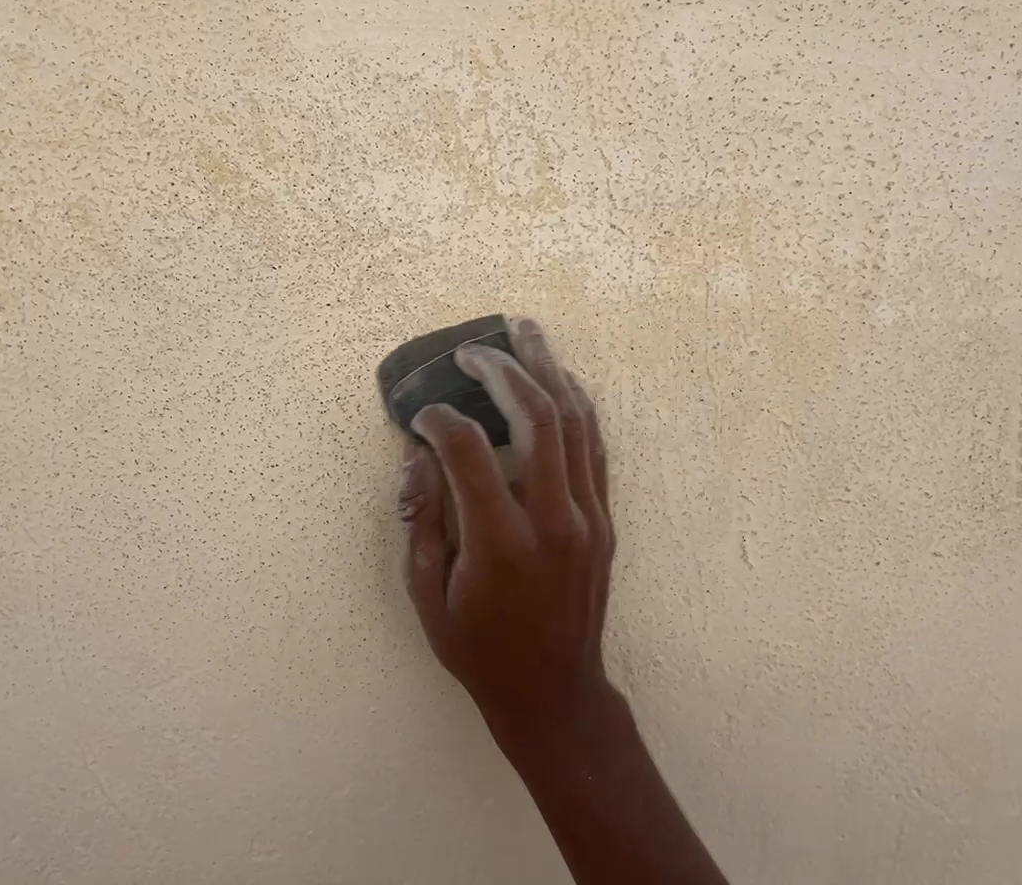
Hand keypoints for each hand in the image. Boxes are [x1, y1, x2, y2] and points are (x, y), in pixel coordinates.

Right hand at [397, 317, 614, 733]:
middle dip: (500, 370)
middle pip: (536, 416)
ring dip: (548, 368)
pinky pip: (595, 445)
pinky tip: (559, 377)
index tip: (418, 417)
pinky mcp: (604, 519)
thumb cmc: (479, 649)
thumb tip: (417, 456)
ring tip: (525, 329)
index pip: (468, 450)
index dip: (437, 421)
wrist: (554, 692)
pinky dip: (576, 403)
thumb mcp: (426, 594)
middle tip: (471, 348)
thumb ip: (419, 519)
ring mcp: (588, 516)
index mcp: (500, 542)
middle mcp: (552, 519)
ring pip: (575, 420)